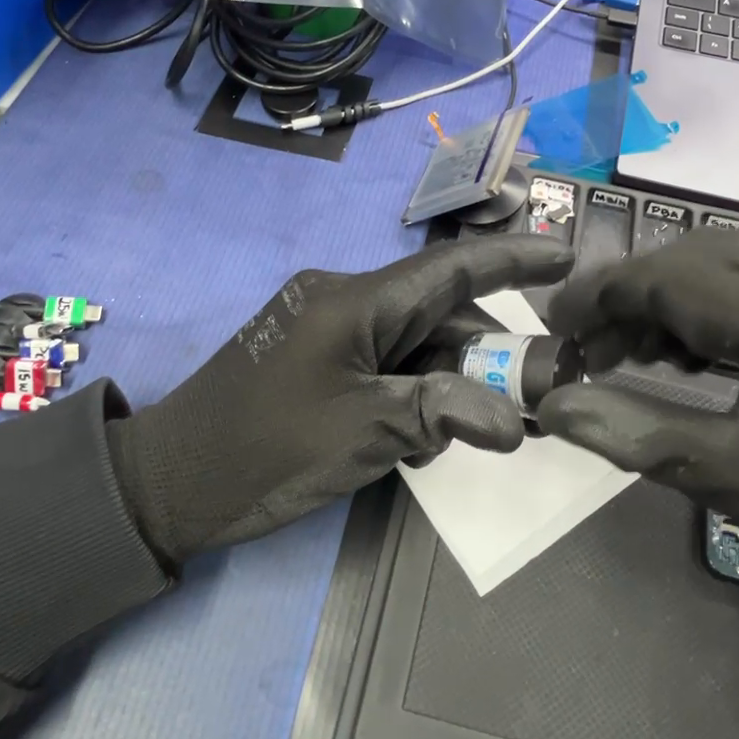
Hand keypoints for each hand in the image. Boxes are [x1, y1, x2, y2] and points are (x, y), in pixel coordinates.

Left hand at [108, 235, 573, 565]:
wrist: (171, 480)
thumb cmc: (266, 447)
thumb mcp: (363, 430)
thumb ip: (442, 412)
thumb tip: (512, 422)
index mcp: (353, 299)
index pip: (448, 267)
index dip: (512, 260)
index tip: (567, 258)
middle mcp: (343, 302)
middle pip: (437, 313)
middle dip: (485, 354)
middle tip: (532, 396)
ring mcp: (327, 332)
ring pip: (412, 344)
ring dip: (446, 384)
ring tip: (467, 433)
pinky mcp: (316, 363)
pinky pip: (383, 365)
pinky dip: (410, 396)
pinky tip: (413, 442)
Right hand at [538, 228, 738, 713]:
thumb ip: (637, 435)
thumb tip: (552, 410)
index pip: (664, 277)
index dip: (596, 298)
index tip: (552, 331)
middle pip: (690, 260)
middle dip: (628, 300)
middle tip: (586, 353)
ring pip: (725, 264)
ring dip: (670, 301)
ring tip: (631, 357)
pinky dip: (714, 306)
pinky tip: (696, 353)